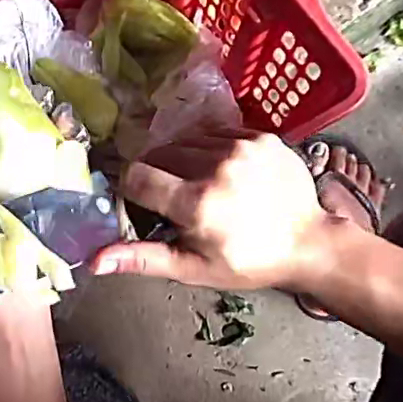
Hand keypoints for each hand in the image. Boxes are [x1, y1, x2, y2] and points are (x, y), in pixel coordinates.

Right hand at [93, 128, 334, 289]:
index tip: (143, 201)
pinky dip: (212, 149)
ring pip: (188, 142)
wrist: (308, 243)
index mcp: (196, 202)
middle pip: (161, 155)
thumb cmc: (247, 262)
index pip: (137, 176)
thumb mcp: (193, 268)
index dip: (133, 188)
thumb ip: (143, 259)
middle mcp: (216, 166)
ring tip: (202, 185)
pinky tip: (225, 171)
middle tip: (176, 199)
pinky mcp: (261, 137)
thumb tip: (94, 261)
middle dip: (159, 175)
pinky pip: (218, 133)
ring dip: (185, 160)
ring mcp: (242, 147)